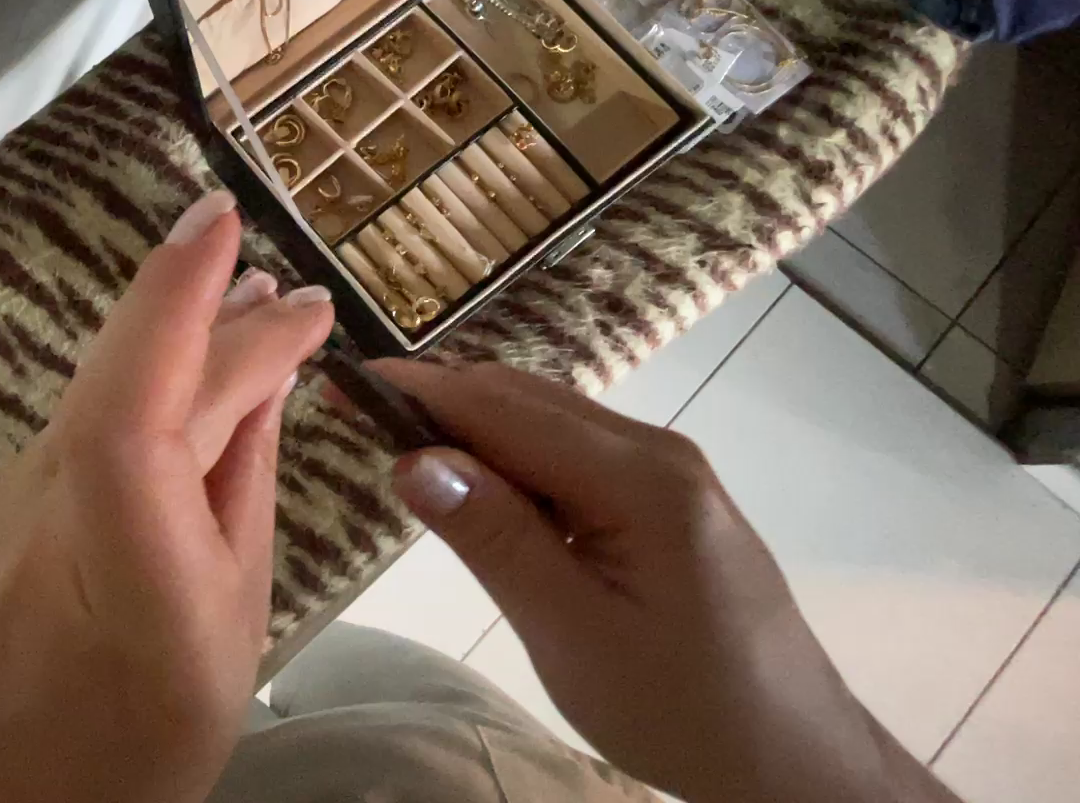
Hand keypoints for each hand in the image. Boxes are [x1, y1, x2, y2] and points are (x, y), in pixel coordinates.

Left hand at [0, 190, 334, 802]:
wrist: (3, 789)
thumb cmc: (143, 733)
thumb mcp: (234, 617)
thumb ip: (243, 483)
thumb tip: (267, 378)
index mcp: (125, 561)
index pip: (137, 400)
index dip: (175, 297)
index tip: (222, 220)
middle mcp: (47, 505)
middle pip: (133, 376)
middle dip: (214, 313)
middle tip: (294, 294)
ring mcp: (11, 490)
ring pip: (109, 385)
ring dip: (183, 338)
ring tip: (254, 303)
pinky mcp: (4, 487)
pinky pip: (91, 415)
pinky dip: (148, 383)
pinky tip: (193, 376)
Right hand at [370, 361, 961, 802]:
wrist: (800, 768)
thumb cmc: (682, 710)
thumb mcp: (571, 632)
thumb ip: (492, 537)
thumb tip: (410, 460)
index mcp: (639, 478)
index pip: (500, 408)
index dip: (416, 388)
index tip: (345, 381)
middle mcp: (652, 448)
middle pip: (517, 397)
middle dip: (431, 395)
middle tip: (355, 412)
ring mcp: (658, 464)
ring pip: (536, 413)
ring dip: (462, 419)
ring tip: (395, 438)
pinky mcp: (654, 487)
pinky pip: (558, 443)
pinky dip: (498, 446)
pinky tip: (470, 474)